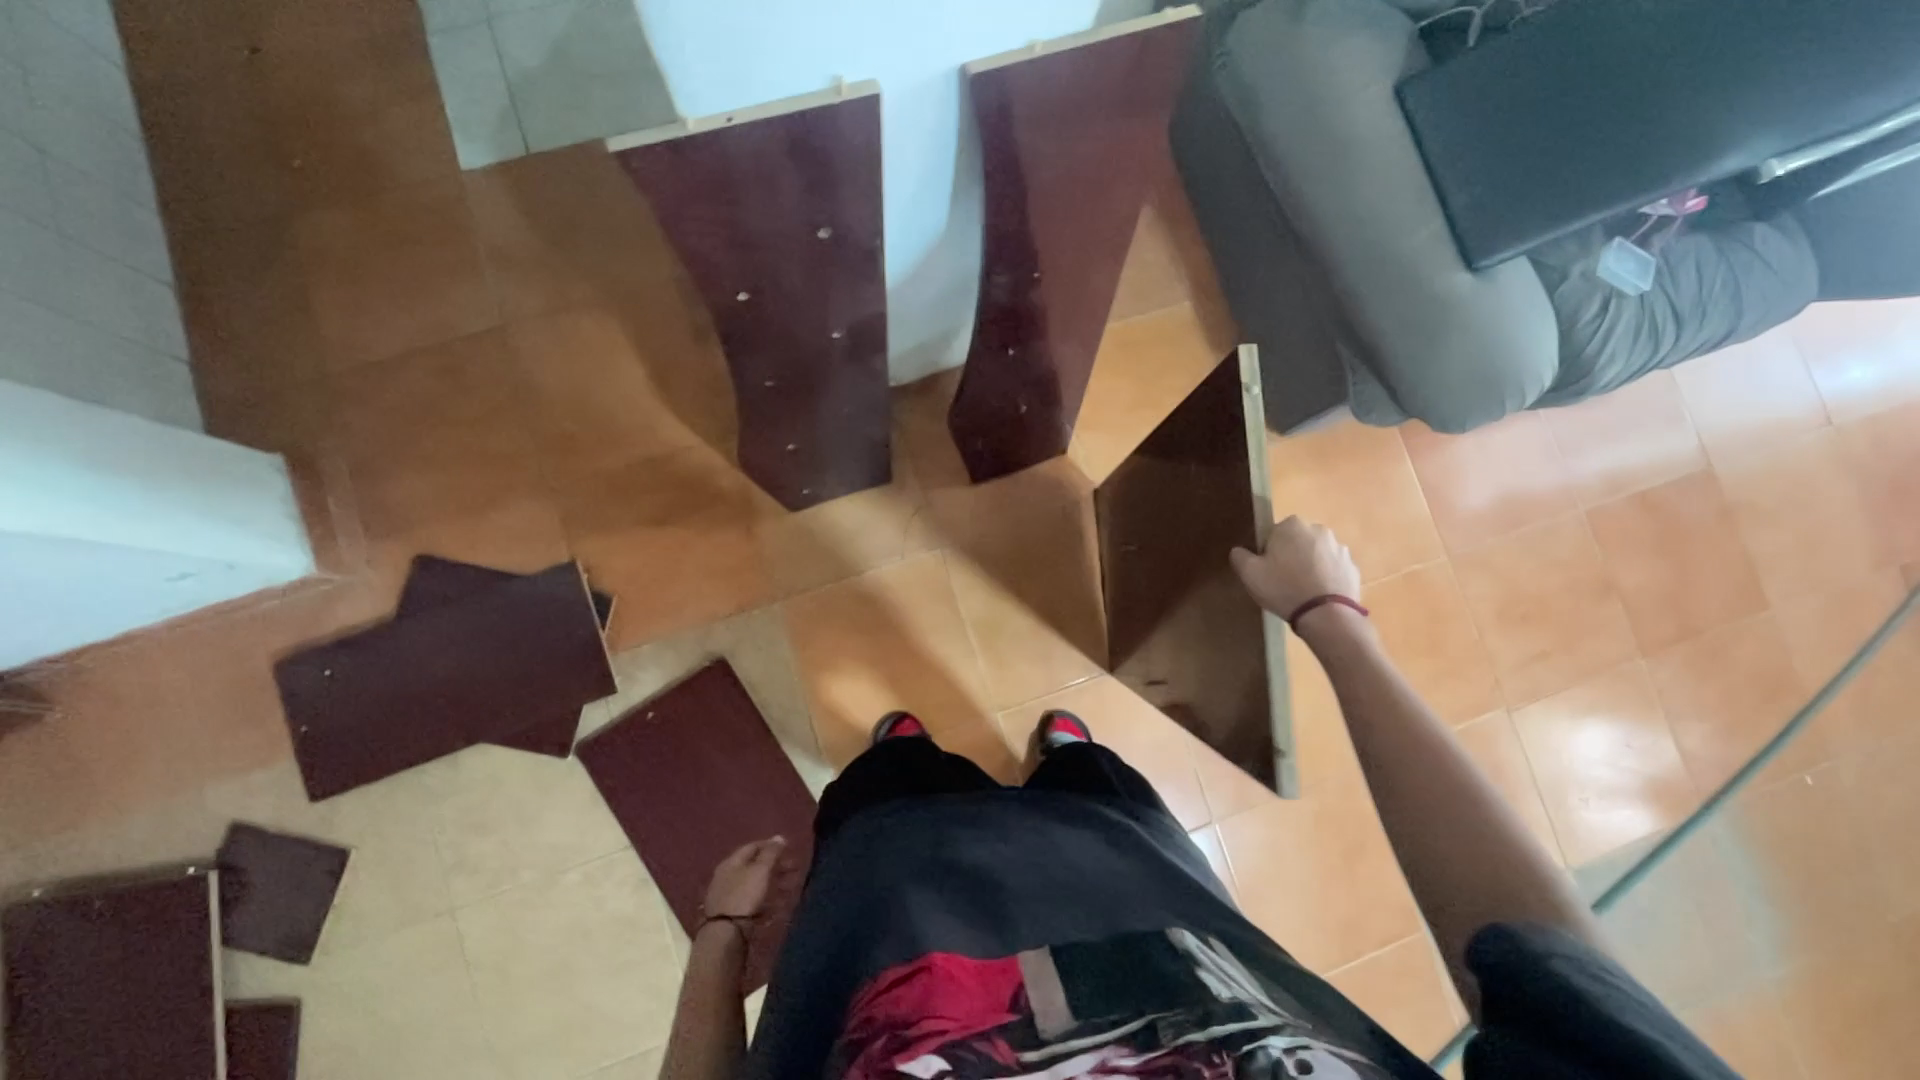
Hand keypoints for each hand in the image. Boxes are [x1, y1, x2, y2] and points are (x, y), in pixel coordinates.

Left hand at [703, 836, 786, 919]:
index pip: (752, 846)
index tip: (788, 848)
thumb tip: (779, 837)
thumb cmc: (744, 895)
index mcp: (731, 862)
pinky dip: (766, 898)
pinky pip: (753, 899)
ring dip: (774, 882)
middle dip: (775, 865)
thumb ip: (771, 853)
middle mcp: (727, 876)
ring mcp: (728, 895)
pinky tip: (778, 903)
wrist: (726, 933)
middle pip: (754, 865)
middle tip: (793, 868)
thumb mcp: (760, 870)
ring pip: (755, 883)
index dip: (771, 845)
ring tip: (790, 886)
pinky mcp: (732, 912)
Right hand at [1230, 516, 1361, 619]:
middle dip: (1291, 556)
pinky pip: (1333, 570)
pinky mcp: (1352, 567)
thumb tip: (1239, 550)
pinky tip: (1317, 596)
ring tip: (1302, 591)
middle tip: (1282, 580)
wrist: (1326, 615)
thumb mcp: (1249, 574)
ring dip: (1309, 566)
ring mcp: (1340, 548)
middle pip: (1297, 541)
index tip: (1267, 569)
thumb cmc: (1284, 588)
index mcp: (1292, 525)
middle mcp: (1318, 530)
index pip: (1273, 533)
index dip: (1268, 551)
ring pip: (1316, 555)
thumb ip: (1240, 556)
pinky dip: (1325, 578)